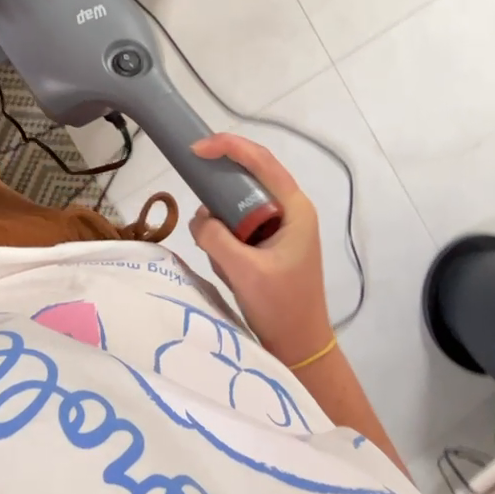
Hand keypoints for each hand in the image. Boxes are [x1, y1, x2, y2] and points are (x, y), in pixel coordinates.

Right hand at [188, 133, 332, 364]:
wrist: (300, 347)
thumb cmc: (281, 307)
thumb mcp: (243, 271)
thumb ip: (215, 237)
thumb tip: (200, 218)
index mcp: (295, 208)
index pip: (262, 160)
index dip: (229, 146)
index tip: (197, 149)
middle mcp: (291, 209)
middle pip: (251, 173)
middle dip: (220, 180)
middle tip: (194, 183)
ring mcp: (281, 224)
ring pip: (241, 199)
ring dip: (222, 216)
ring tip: (222, 254)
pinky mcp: (270, 240)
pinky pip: (239, 222)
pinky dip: (225, 234)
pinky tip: (227, 264)